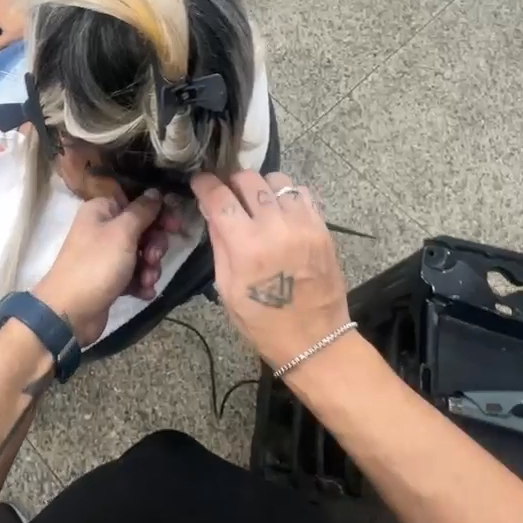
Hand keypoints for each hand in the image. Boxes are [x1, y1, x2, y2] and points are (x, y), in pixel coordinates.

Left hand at [33, 192, 167, 345]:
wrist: (71, 312)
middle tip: (154, 257)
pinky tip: (144, 292)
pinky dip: (141, 282)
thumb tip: (156, 191)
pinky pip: (134, 274)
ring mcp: (106, 254)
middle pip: (142, 228)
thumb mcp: (122, 233)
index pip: (136, 201)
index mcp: (102, 209)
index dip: (158, 212)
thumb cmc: (97, 265)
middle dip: (154, 245)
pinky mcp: (109, 278)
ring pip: (141, 253)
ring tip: (147, 280)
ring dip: (150, 267)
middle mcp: (103, 228)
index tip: (175, 226)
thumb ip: (142, 211)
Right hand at [192, 171, 349, 369]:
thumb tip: (212, 211)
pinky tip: (281, 211)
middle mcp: (276, 228)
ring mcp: (304, 225)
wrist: (316, 342)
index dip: (205, 184)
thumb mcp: (227, 289)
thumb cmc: (263, 323)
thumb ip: (219, 244)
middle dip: (232, 182)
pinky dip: (287, 195)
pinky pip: (303, 193)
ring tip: (257, 202)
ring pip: (278, 180)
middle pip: (249, 180)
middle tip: (229, 195)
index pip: (220, 198)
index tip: (199, 182)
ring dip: (262, 186)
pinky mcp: (323, 229)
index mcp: (247, 247)